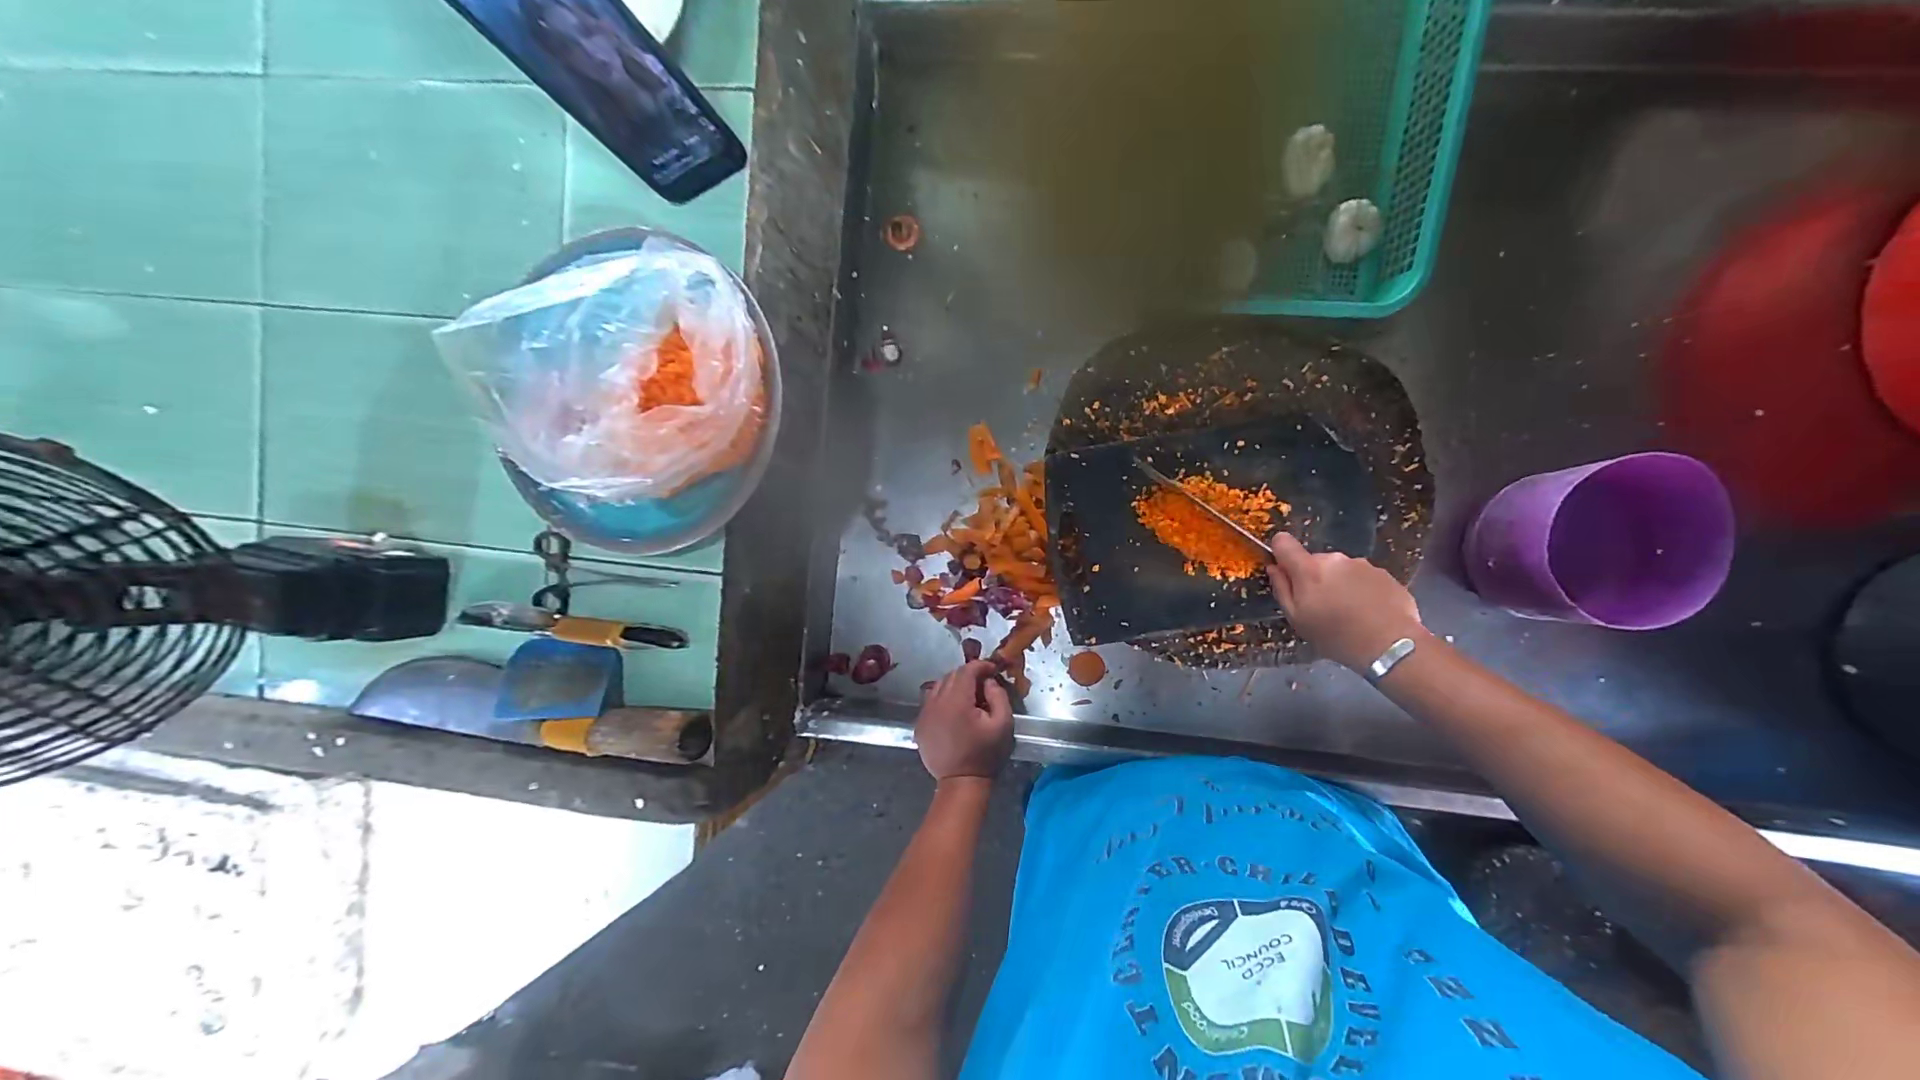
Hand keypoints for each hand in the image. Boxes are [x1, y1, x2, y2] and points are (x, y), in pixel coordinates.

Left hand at [915, 661, 1013, 780]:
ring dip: (954, 686)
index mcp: (956, 701)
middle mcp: (935, 703)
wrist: (961, 783)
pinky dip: (942, 700)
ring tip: (968, 698)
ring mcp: (924, 714)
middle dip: (968, 675)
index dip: (980, 666)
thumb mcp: (1003, 724)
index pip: (966, 671)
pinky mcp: (919, 725)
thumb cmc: (985, 754)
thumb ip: (998, 696)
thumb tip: (988, 681)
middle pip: (951, 676)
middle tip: (983, 685)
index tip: (992, 669)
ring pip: (938, 687)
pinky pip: (930, 702)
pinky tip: (954, 712)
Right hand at [1267, 532, 1425, 671]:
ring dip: (1338, 583)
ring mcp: (1362, 564)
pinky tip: (1368, 611)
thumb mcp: (1297, 619)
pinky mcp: (1384, 573)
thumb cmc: (1336, 636)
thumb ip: (1282, 589)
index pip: (1283, 542)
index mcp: (1309, 569)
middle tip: (1322, 605)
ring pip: (1340, 569)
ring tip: (1349, 611)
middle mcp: (1335, 559)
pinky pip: (1362, 577)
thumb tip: (1274, 568)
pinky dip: (1360, 589)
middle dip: (1314, 577)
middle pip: (1314, 561)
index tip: (1285, 571)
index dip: (1281, 553)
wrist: (1391, 644)